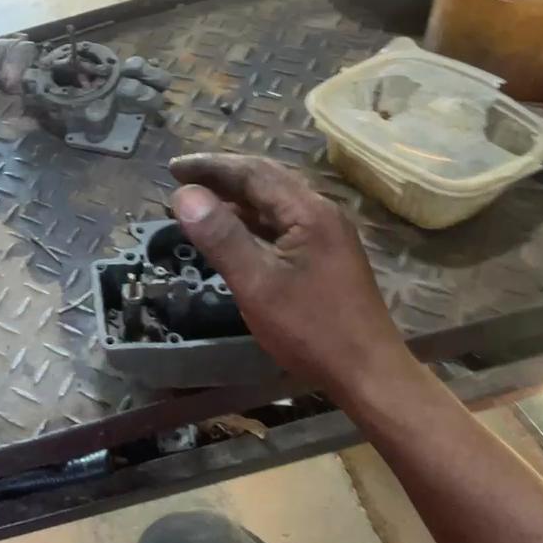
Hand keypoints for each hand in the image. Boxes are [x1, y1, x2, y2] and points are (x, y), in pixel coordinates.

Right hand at [167, 154, 415, 399]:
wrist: (370, 375)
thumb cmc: (312, 330)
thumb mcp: (257, 284)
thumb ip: (221, 236)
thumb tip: (184, 196)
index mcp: (308, 212)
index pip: (252, 173)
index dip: (209, 167)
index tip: (172, 170)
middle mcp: (321, 213)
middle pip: (266, 180)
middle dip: (222, 175)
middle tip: (182, 178)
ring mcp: (327, 234)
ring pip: (274, 201)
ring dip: (235, 196)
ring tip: (199, 200)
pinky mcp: (325, 255)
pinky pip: (281, 222)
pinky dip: (250, 218)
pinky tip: (232, 231)